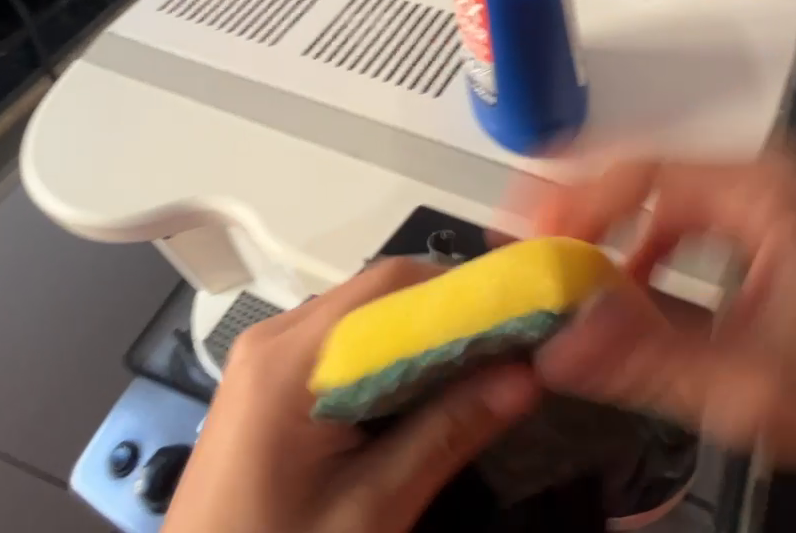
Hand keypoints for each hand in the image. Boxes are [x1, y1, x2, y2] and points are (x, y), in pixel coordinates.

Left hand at [163, 259, 540, 532]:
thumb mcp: (369, 511)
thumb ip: (448, 433)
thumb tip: (530, 376)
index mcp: (290, 358)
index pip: (393, 285)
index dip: (464, 292)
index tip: (522, 316)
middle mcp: (274, 336)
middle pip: (379, 293)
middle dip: (449, 312)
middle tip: (511, 344)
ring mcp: (266, 356)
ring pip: (366, 315)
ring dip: (423, 332)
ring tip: (481, 363)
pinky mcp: (267, 381)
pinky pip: (343, 343)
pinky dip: (391, 353)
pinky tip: (425, 387)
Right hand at [527, 150, 795, 464]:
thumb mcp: (744, 382)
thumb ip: (645, 359)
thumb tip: (567, 340)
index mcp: (766, 193)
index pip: (646, 172)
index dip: (576, 197)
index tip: (529, 224)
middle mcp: (766, 178)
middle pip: (647, 173)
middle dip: (583, 207)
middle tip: (531, 239)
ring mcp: (765, 194)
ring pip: (660, 191)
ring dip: (610, 224)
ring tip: (566, 258)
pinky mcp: (760, 218)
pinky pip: (683, 212)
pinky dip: (643, 240)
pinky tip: (624, 276)